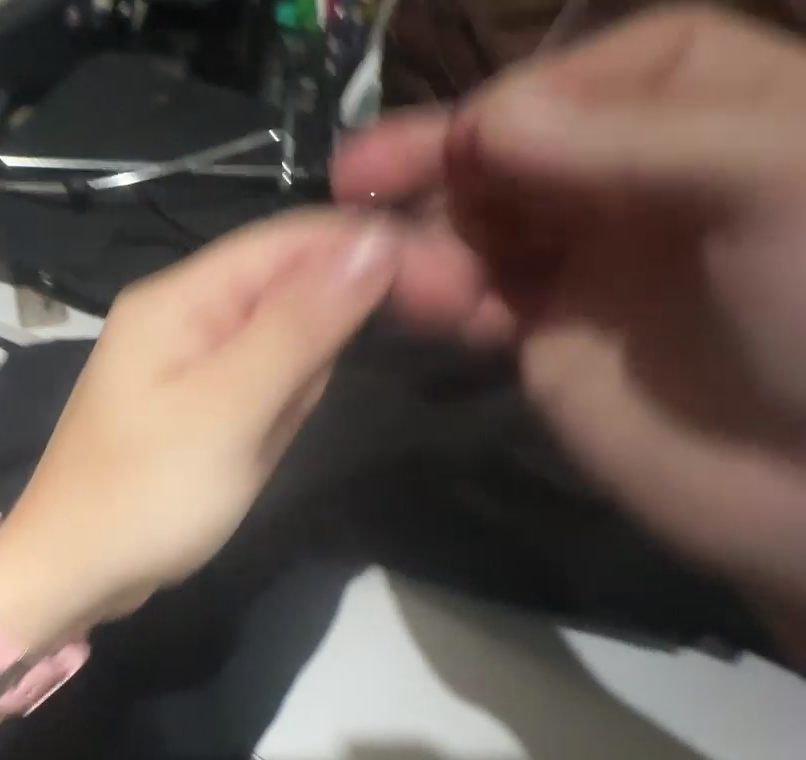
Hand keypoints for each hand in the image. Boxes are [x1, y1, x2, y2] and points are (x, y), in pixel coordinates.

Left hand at [0, 211, 397, 644]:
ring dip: (294, 391)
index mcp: (176, 300)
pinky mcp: (184, 407)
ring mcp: (177, 364)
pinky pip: (252, 390)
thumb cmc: (142, 497)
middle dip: (329, 335)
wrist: (70, 573)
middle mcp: (175, 317)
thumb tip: (375, 238)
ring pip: (278, 345)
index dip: (376, 249)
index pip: (294, 238)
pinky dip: (267, 418)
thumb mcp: (230, 409)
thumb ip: (300, 324)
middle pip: (290, 285)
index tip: (459, 286)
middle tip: (312, 404)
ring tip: (254, 445)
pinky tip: (243, 457)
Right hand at [332, 5, 805, 619]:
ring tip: (385, 272)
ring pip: (484, 225)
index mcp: (737, 123)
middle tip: (353, 176)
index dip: (540, 90)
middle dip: (442, 161)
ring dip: (427, 241)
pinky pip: (474, 298)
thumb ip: (636, 142)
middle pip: (530, 147)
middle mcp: (653, 186)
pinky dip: (438, 301)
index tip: (472, 135)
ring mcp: (593, 265)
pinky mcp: (545, 335)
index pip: (627, 69)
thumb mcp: (778, 191)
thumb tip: (488, 117)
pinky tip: (424, 314)